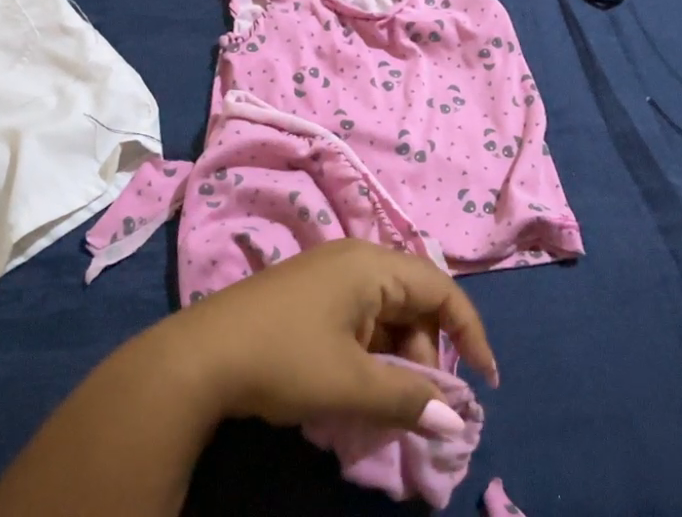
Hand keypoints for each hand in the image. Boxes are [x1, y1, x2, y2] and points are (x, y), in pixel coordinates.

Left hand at [152, 238, 497, 430]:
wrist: (196, 359)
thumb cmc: (283, 359)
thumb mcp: (351, 384)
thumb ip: (409, 400)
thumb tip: (455, 423)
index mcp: (372, 265)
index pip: (442, 289)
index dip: (470, 333)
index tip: (485, 380)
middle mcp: (354, 259)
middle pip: (414, 302)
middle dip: (425, 354)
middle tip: (416, 402)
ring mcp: (327, 275)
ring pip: (385, 314)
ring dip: (395, 358)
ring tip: (380, 402)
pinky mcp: (307, 295)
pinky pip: (358, 319)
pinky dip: (368, 353)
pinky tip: (353, 386)